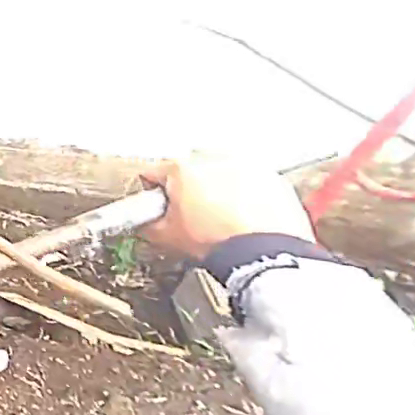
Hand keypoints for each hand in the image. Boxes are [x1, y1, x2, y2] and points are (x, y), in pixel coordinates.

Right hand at [139, 152, 315, 257]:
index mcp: (180, 169)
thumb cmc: (215, 242)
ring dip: (218, 186)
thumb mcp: (167, 237)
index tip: (161, 207)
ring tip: (223, 214)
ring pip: (220, 171)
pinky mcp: (270, 176)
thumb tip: (144, 221)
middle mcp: (211, 158)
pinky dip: (246, 193)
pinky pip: (250, 180)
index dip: (152, 193)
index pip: (153, 174)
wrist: (263, 256)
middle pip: (189, 169)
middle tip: (194, 213)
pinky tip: (246, 215)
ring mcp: (244, 165)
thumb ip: (147, 224)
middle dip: (188, 186)